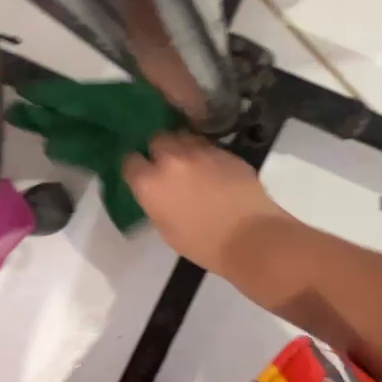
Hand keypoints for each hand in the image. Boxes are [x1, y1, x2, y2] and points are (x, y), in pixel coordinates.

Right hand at [123, 133, 289, 275]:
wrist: (251, 238)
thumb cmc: (203, 244)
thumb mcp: (166, 229)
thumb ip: (155, 202)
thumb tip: (157, 192)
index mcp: (150, 183)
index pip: (130, 161)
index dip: (134, 167)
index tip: (140, 173)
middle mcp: (171, 160)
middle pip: (156, 139)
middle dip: (158, 149)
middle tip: (165, 163)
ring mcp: (201, 152)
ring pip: (183, 136)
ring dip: (181, 146)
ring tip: (188, 161)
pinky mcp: (225, 152)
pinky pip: (207, 145)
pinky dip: (205, 153)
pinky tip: (212, 168)